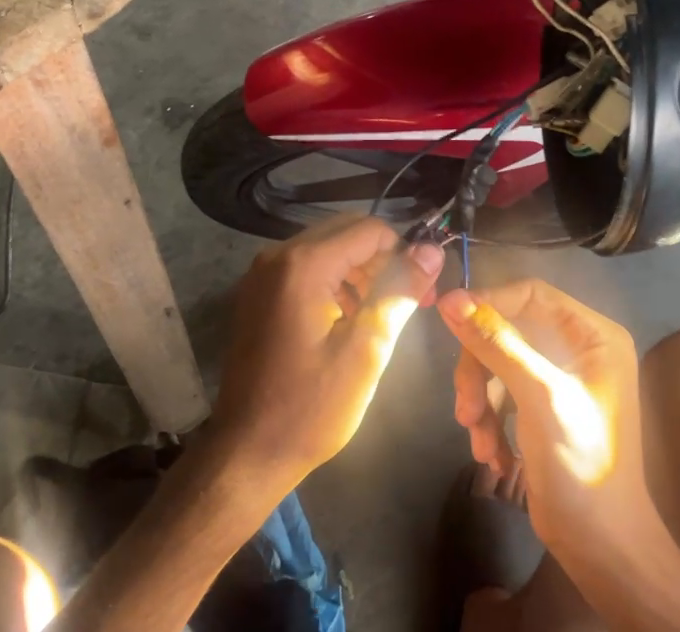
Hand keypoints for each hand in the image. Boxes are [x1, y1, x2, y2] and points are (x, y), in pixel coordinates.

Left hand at [210, 216, 444, 490]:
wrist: (248, 449)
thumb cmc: (312, 407)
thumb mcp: (366, 350)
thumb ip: (399, 292)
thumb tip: (430, 252)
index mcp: (303, 265)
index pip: (368, 229)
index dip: (404, 251)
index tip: (425, 290)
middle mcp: (276, 255)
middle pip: (344, 232)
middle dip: (382, 259)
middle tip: (410, 300)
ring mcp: (260, 273)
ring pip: (324, 248)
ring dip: (358, 270)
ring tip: (382, 313)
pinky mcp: (256, 293)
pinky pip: (303, 268)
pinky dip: (331, 281)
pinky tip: (348, 319)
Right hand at [437, 280, 648, 567]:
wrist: (603, 547)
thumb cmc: (582, 465)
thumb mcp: (538, 397)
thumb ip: (496, 343)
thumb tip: (450, 297)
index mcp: (593, 336)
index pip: (530, 295)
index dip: (488, 304)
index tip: (448, 322)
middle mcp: (579, 350)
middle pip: (507, 331)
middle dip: (479, 369)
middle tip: (464, 408)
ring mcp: (559, 380)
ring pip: (497, 364)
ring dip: (480, 401)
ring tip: (477, 441)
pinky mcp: (542, 410)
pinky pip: (501, 395)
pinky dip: (490, 422)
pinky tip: (491, 455)